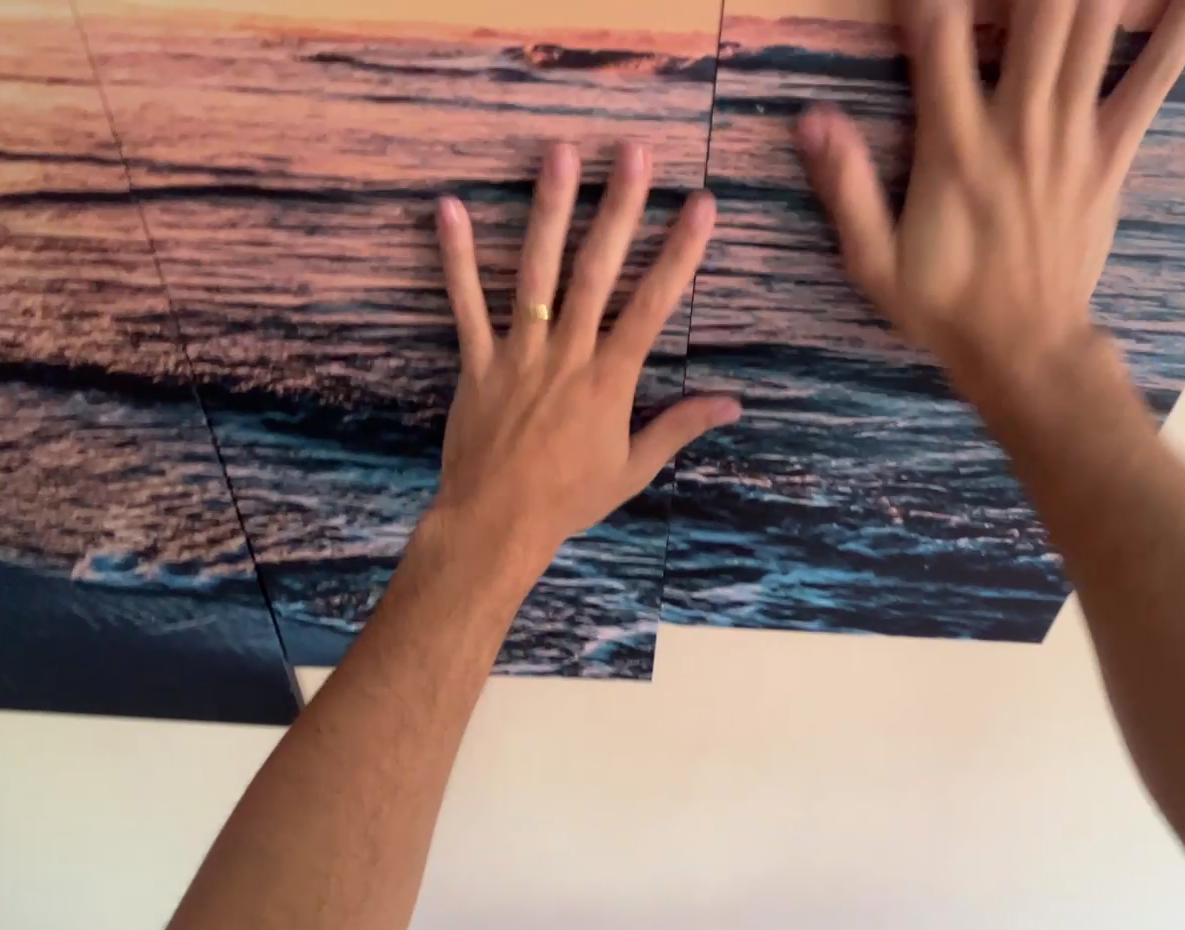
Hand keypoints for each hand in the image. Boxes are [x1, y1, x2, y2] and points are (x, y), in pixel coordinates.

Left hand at [428, 142, 737, 577]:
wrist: (498, 522)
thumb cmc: (569, 499)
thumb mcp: (633, 469)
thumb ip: (679, 428)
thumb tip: (733, 405)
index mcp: (610, 381)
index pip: (652, 306)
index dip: (679, 254)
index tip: (700, 205)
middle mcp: (567, 356)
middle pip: (596, 273)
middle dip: (619, 209)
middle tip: (634, 152)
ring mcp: (518, 355)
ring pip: (535, 274)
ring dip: (549, 211)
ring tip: (560, 155)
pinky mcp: (476, 363)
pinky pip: (465, 305)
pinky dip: (458, 258)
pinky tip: (451, 209)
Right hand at [794, 0, 1184, 405]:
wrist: (1023, 349)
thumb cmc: (942, 307)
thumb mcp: (874, 263)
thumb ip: (847, 188)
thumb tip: (812, 120)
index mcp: (955, 150)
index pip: (940, 36)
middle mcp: (1019, 125)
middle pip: (1035, 8)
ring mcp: (1074, 135)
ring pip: (1095, 22)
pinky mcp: (1113, 152)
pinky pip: (1156, 73)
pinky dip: (1182, 20)